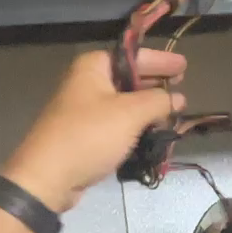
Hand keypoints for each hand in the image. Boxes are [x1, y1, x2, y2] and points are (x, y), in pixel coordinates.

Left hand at [0, 49, 186, 212]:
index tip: (184, 65)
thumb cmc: (89, 135)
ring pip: (123, 101)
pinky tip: (153, 132)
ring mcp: (84, 108)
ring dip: (147, 106)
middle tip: (182, 85)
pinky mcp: (85, 133)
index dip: (160, 59)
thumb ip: (158, 101)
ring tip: (173, 111)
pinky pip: (116, 122)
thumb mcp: (130, 114)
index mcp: (93, 66)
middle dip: (155, 83)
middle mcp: (86, 82)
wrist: (47, 177)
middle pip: (128, 76)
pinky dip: (134, 125)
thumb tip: (178, 97)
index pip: (133, 55)